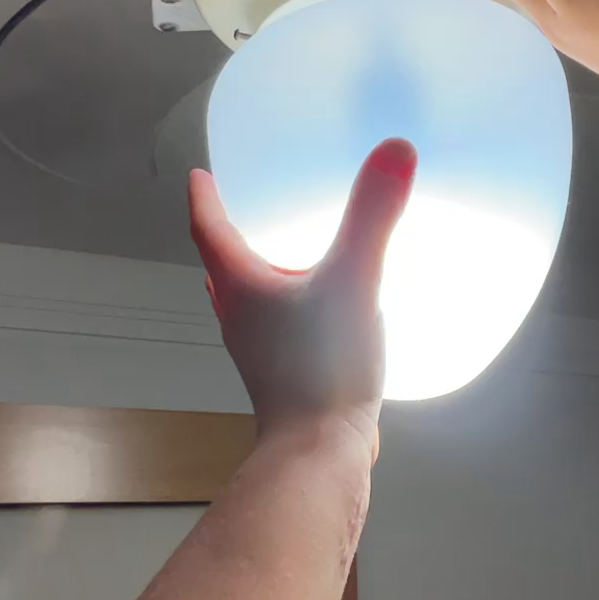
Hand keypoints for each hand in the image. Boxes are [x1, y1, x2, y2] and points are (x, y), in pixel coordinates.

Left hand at [188, 139, 417, 456]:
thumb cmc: (322, 365)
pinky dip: (287, 303)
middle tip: (250, 207)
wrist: (320, 451)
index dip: (205, 198)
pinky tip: (320, 306)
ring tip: (285, 252)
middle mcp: (239, 317)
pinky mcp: (283, 373)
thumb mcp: (353, 280)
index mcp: (241, 287)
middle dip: (231, 235)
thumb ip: (372, 217)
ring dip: (258, 272)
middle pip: (223, 266)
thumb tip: (396, 148)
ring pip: (248, 298)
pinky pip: (277, 324)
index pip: (209, 229)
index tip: (202, 176)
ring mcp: (258, 350)